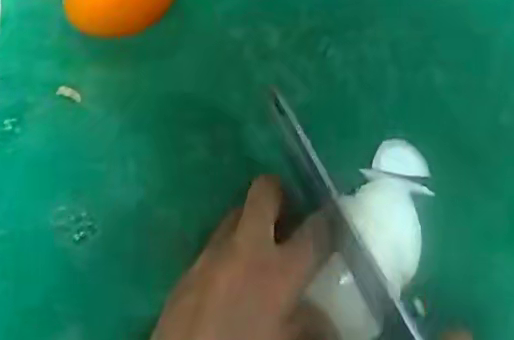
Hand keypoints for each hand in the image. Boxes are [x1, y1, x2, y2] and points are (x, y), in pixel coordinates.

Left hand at [151, 175, 328, 339]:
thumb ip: (309, 321)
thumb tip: (318, 310)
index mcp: (280, 270)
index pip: (317, 226)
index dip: (330, 220)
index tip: (332, 223)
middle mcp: (245, 251)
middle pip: (265, 191)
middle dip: (280, 195)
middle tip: (289, 219)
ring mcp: (208, 260)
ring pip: (234, 216)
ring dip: (250, 226)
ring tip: (256, 255)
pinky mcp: (180, 278)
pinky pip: (210, 250)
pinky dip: (224, 257)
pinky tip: (226, 284)